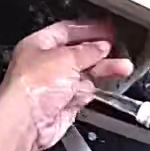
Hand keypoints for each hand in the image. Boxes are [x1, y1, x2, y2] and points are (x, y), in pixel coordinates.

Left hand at [0, 20, 133, 150]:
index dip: (87, 29)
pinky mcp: (62, 104)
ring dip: (103, 70)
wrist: (26, 122)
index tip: (106, 29)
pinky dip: (95, 89)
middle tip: (118, 47)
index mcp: (38, 46)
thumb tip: (100, 46)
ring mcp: (53, 86)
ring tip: (123, 66)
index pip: (66, 31)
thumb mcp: (65, 58)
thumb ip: (87, 50)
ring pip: (83, 74)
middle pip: (77, 53)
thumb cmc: (31, 87)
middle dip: (99, 51)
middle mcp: (44, 65)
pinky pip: (83, 93)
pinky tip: (107, 84)